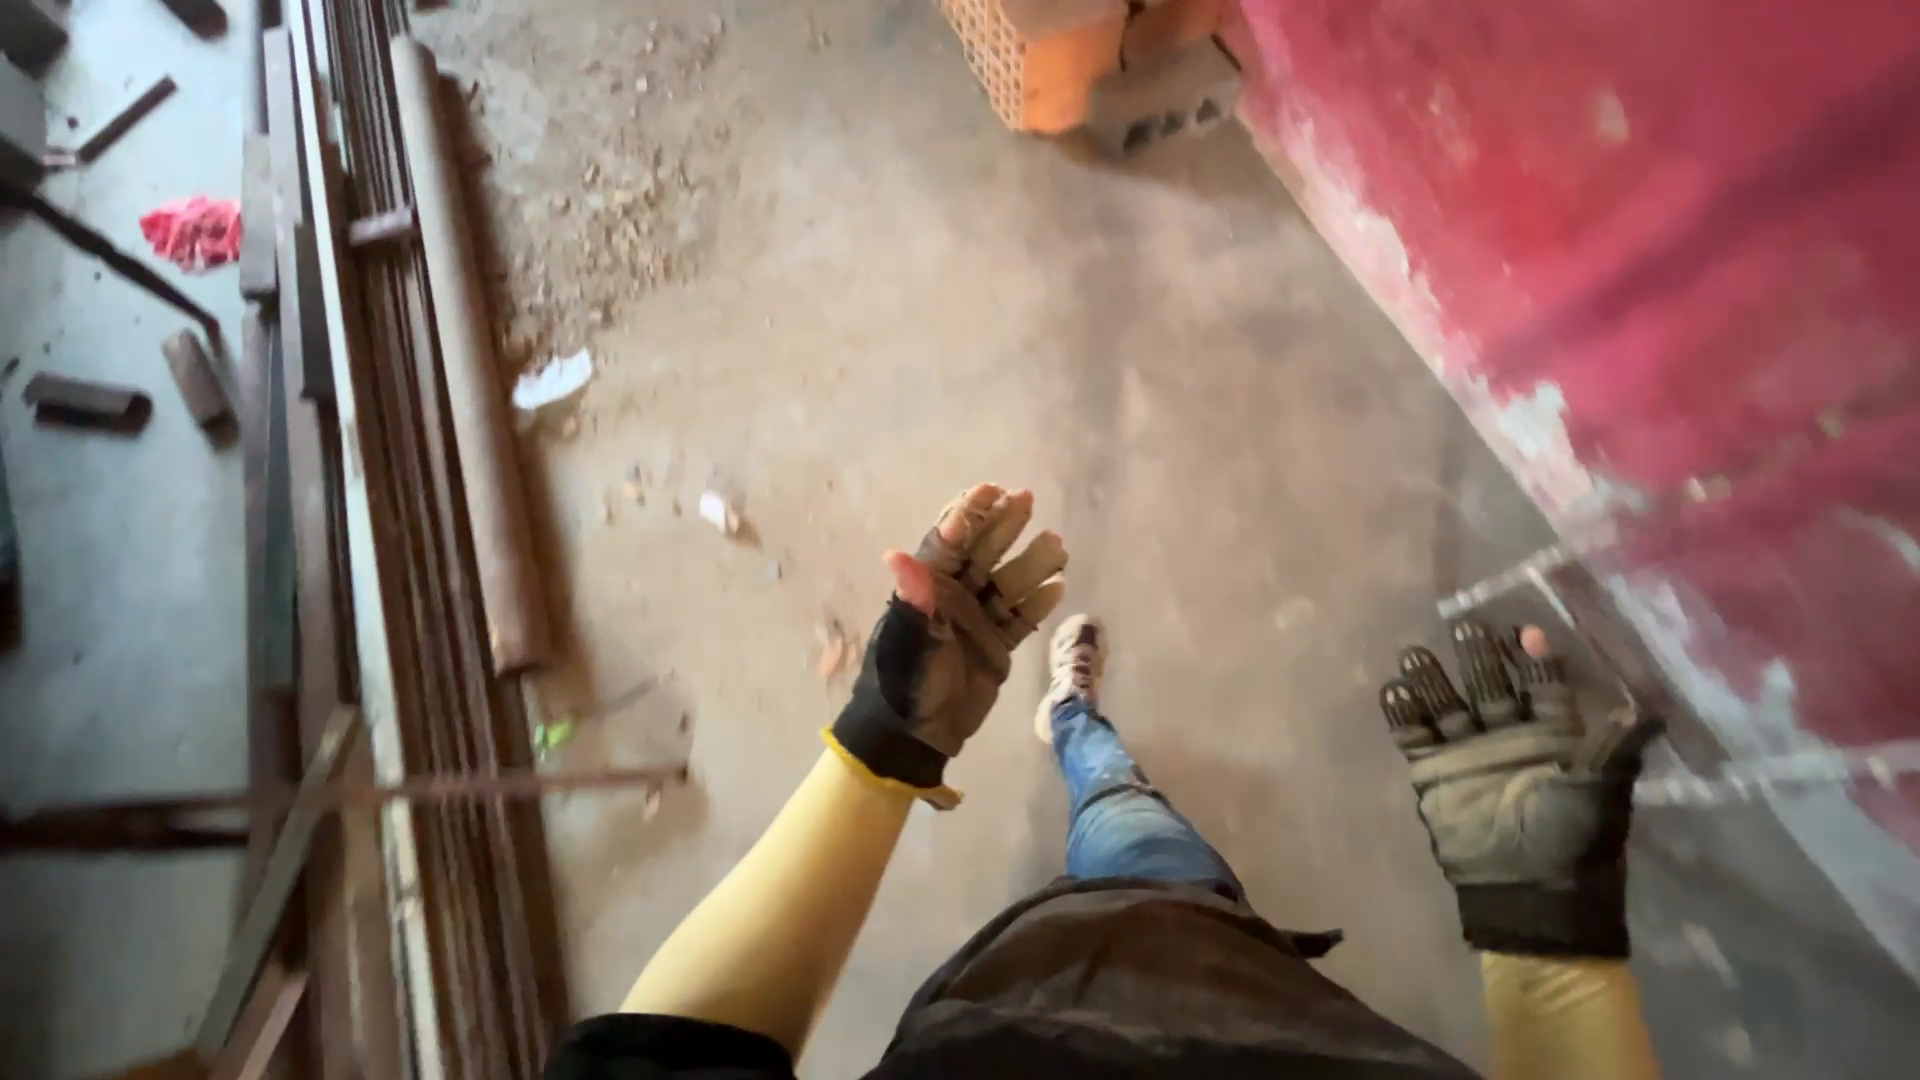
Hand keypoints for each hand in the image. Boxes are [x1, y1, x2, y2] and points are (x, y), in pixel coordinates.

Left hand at [827, 484, 1066, 807]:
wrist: (914, 736)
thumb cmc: (902, 684)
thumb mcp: (906, 643)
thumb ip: (912, 602)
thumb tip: (896, 555)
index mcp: (928, 589)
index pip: (949, 542)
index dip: (969, 514)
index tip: (991, 489)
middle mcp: (955, 596)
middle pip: (983, 552)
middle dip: (1003, 525)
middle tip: (1028, 498)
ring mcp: (978, 619)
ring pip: (1009, 582)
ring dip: (1032, 561)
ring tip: (1058, 543)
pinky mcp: (998, 644)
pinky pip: (1021, 616)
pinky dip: (1038, 601)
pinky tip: (1059, 585)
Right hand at [1379, 621, 1660, 958]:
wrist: (1526, 890)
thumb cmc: (1571, 838)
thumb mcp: (1598, 789)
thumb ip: (1614, 746)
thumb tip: (1650, 706)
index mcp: (1552, 738)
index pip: (1541, 687)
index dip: (1535, 661)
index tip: (1525, 632)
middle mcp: (1506, 736)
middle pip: (1488, 685)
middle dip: (1477, 657)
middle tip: (1465, 626)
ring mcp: (1465, 750)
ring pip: (1446, 702)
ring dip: (1432, 678)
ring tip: (1416, 654)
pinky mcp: (1431, 768)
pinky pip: (1412, 732)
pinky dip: (1402, 712)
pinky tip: (1395, 690)